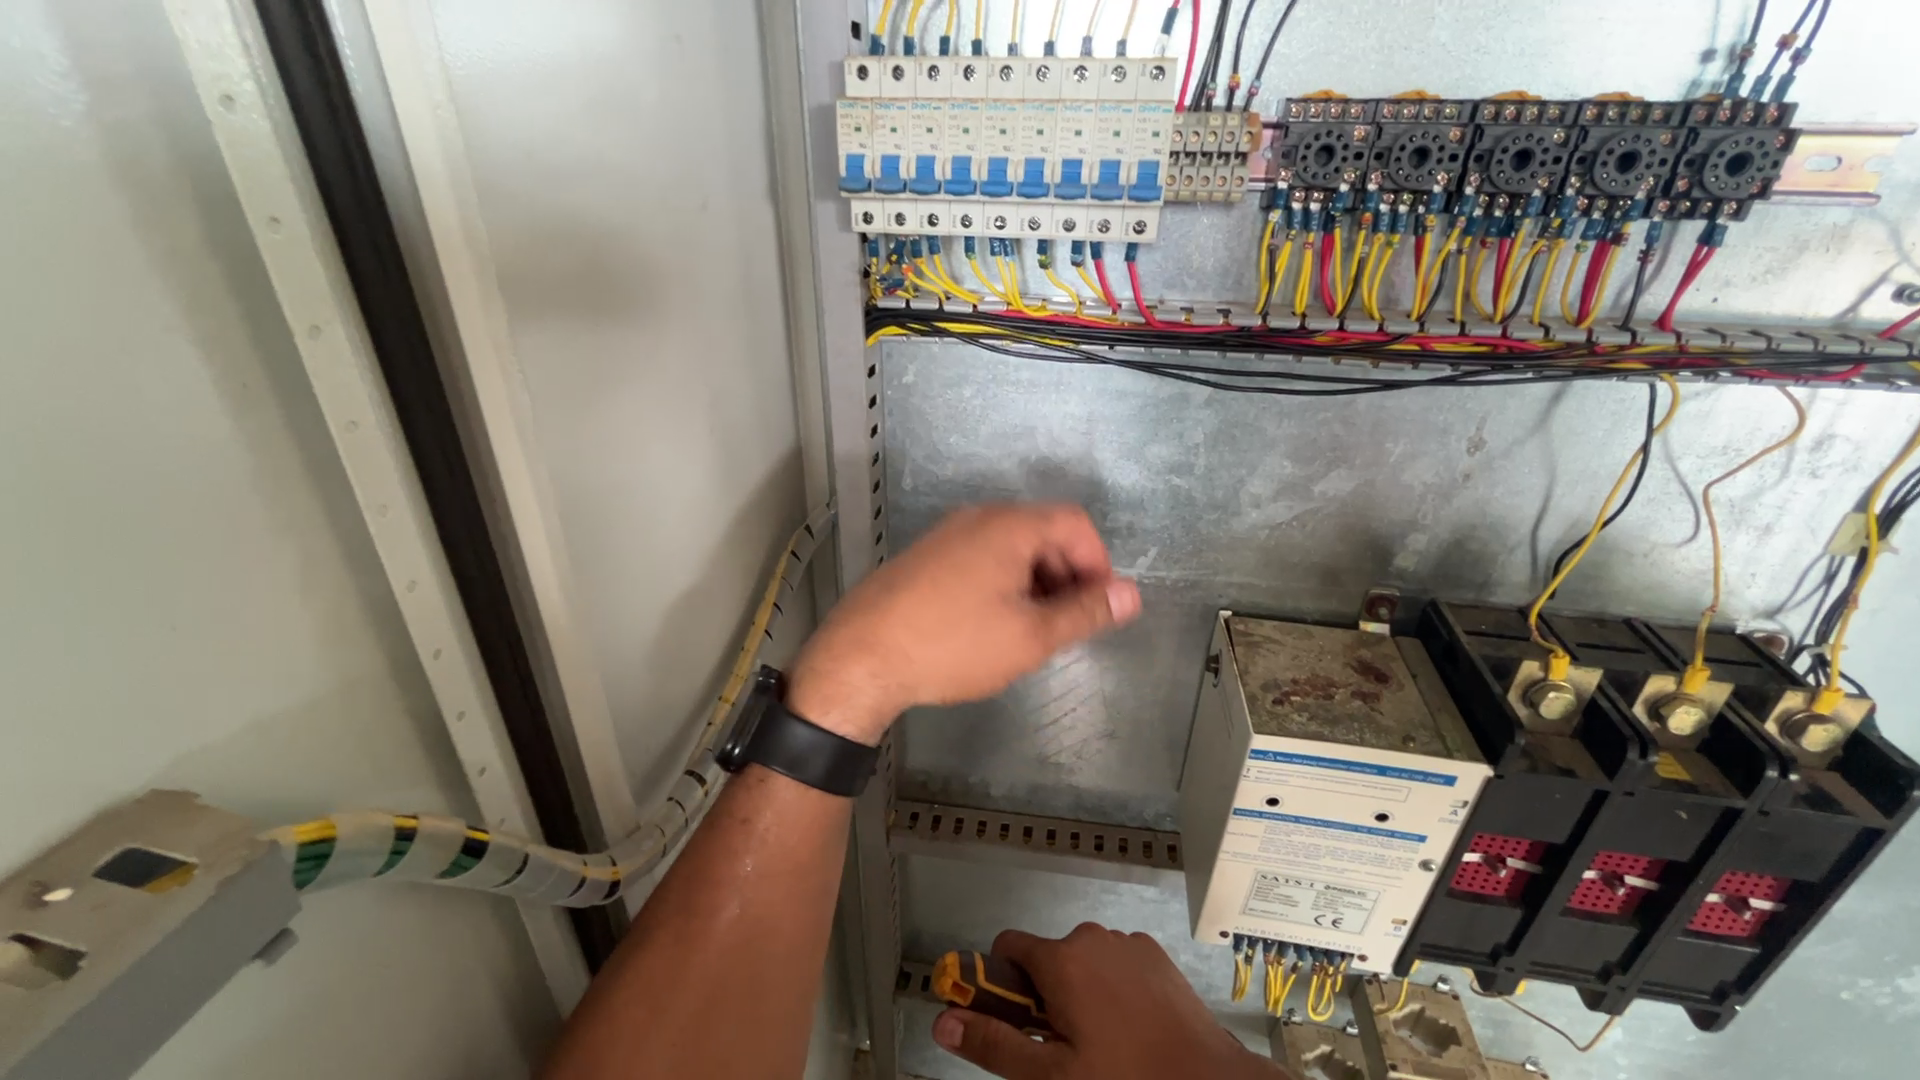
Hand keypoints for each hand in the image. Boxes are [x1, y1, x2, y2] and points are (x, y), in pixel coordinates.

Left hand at [786, 503, 1140, 743]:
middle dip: (1067, 574)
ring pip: (1010, 548)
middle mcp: (977, 518)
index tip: (1099, 607)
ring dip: (1035, 582)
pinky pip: (981, 559)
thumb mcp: (1029, 636)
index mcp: (1008, 525)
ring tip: (1032, 631)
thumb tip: (1131, 594)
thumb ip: (1085, 612)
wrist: (861, 658)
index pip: (1075, 523)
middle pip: (1043, 532)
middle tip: (1068, 625)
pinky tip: (992, 625)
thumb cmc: (952, 645)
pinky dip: (1003, 583)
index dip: (1098, 563)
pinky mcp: (925, 558)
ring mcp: (946, 536)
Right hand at [932, 925, 1287, 1078]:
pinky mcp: (1156, 955)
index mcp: (1061, 959)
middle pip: (1046, 958)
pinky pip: (1115, 963)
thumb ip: (994, 1044)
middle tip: (1062, 1047)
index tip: (1010, 1019)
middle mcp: (1091, 937)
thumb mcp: (1052, 1076)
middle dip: (1043, 995)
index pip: (1007, 947)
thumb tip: (943, 1024)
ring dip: (1079, 990)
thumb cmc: (1125, 1078)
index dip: (999, 982)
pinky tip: (1130, 1028)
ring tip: (1102, 1043)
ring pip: (1082, 961)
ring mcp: (1128, 943)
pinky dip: (1111, 986)